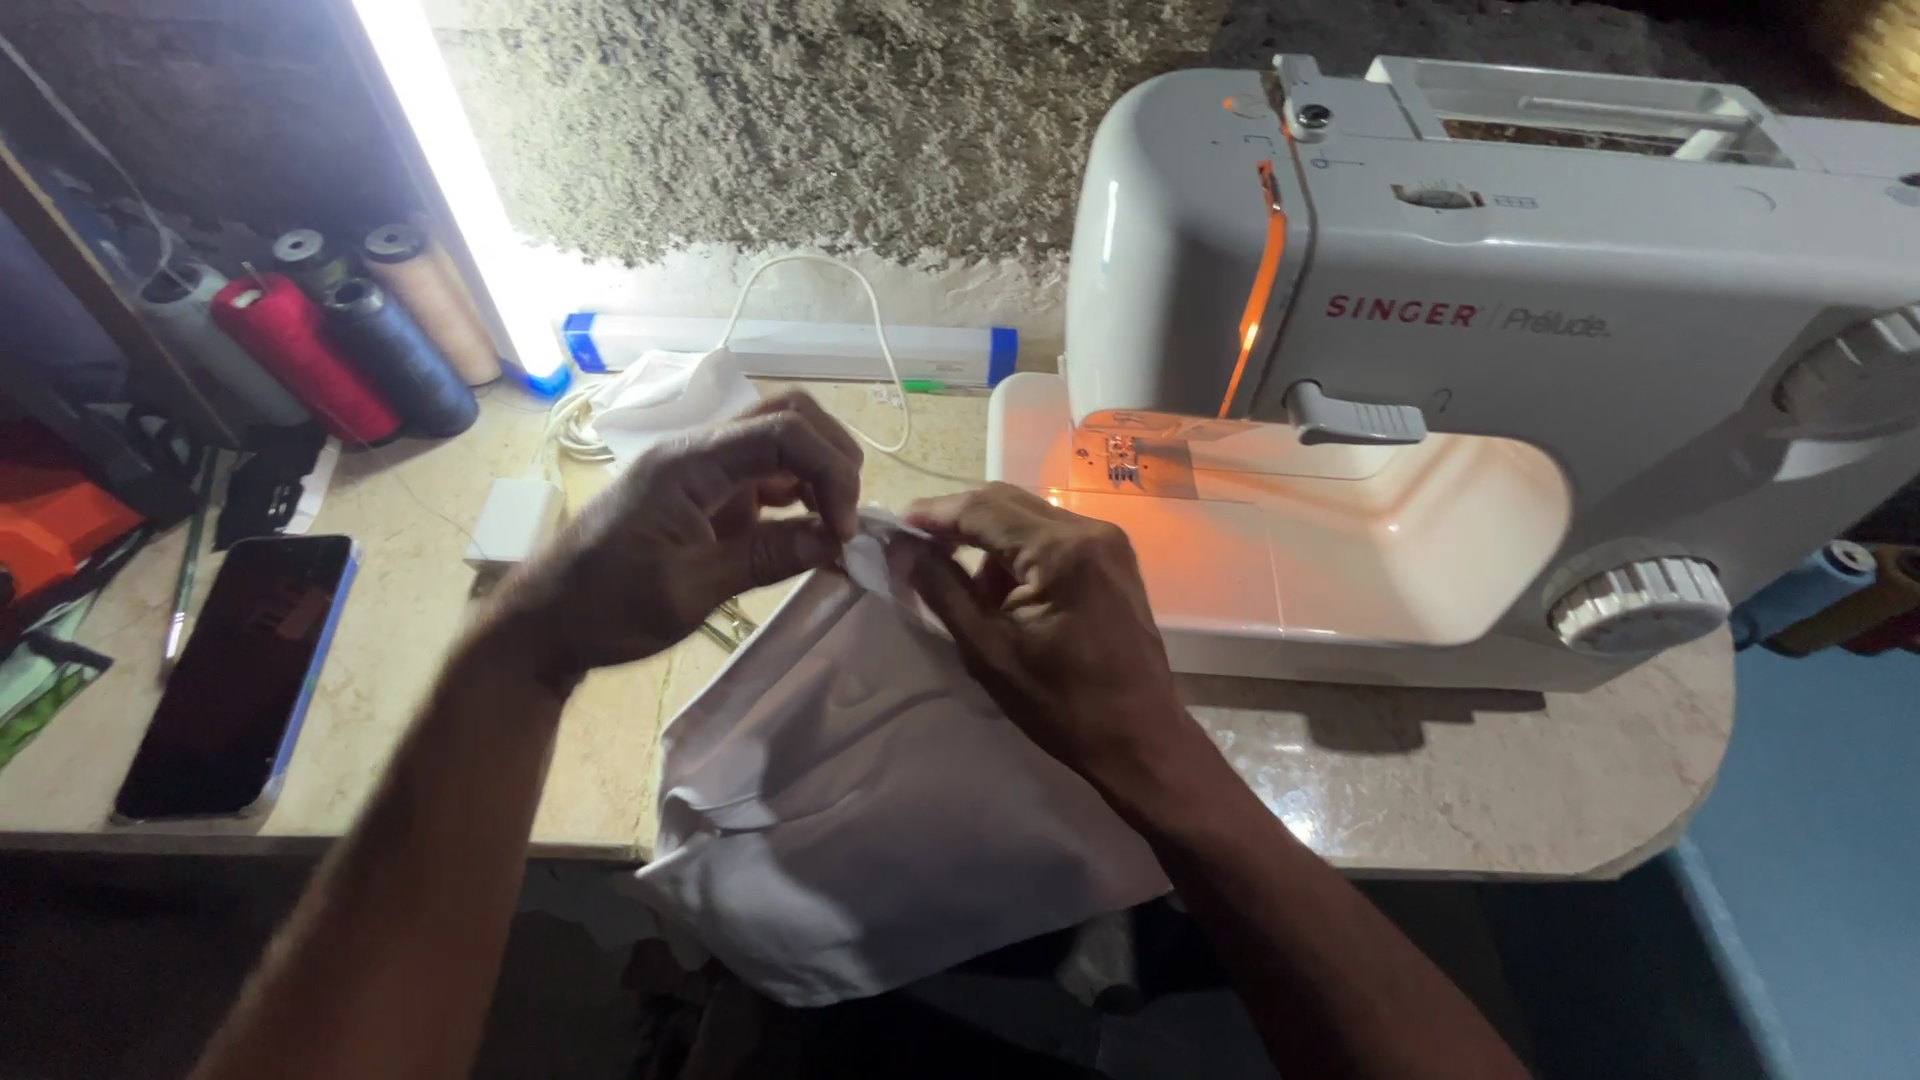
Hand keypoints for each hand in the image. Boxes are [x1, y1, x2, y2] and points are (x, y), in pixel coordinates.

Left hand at [483, 391, 862, 688]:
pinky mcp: (705, 493)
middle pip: (787, 415)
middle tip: (847, 516)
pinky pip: (764, 474)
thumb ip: (767, 558)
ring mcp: (702, 469)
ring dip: (819, 473)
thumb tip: (836, 541)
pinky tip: (808, 531)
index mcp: (689, 463)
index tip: (843, 530)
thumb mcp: (691, 591)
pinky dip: (799, 494)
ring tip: (834, 527)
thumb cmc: (607, 607)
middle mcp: (698, 451)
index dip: (830, 470)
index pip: (783, 430)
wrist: (545, 622)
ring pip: (780, 439)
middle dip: (833, 456)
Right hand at [900, 482, 1193, 785]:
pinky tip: (1010, 595)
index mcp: (1061, 550)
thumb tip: (900, 547)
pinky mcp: (1114, 557)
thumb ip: (940, 588)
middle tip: (920, 552)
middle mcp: (1090, 529)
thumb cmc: (1060, 704)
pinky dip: (1021, 552)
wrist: (1140, 738)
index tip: (895, 527)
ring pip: (1028, 516)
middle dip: (959, 523)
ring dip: (990, 541)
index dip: (933, 514)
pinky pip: (1053, 535)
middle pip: (1005, 501)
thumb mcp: (987, 648)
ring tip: (974, 594)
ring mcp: (1108, 541)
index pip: (981, 509)